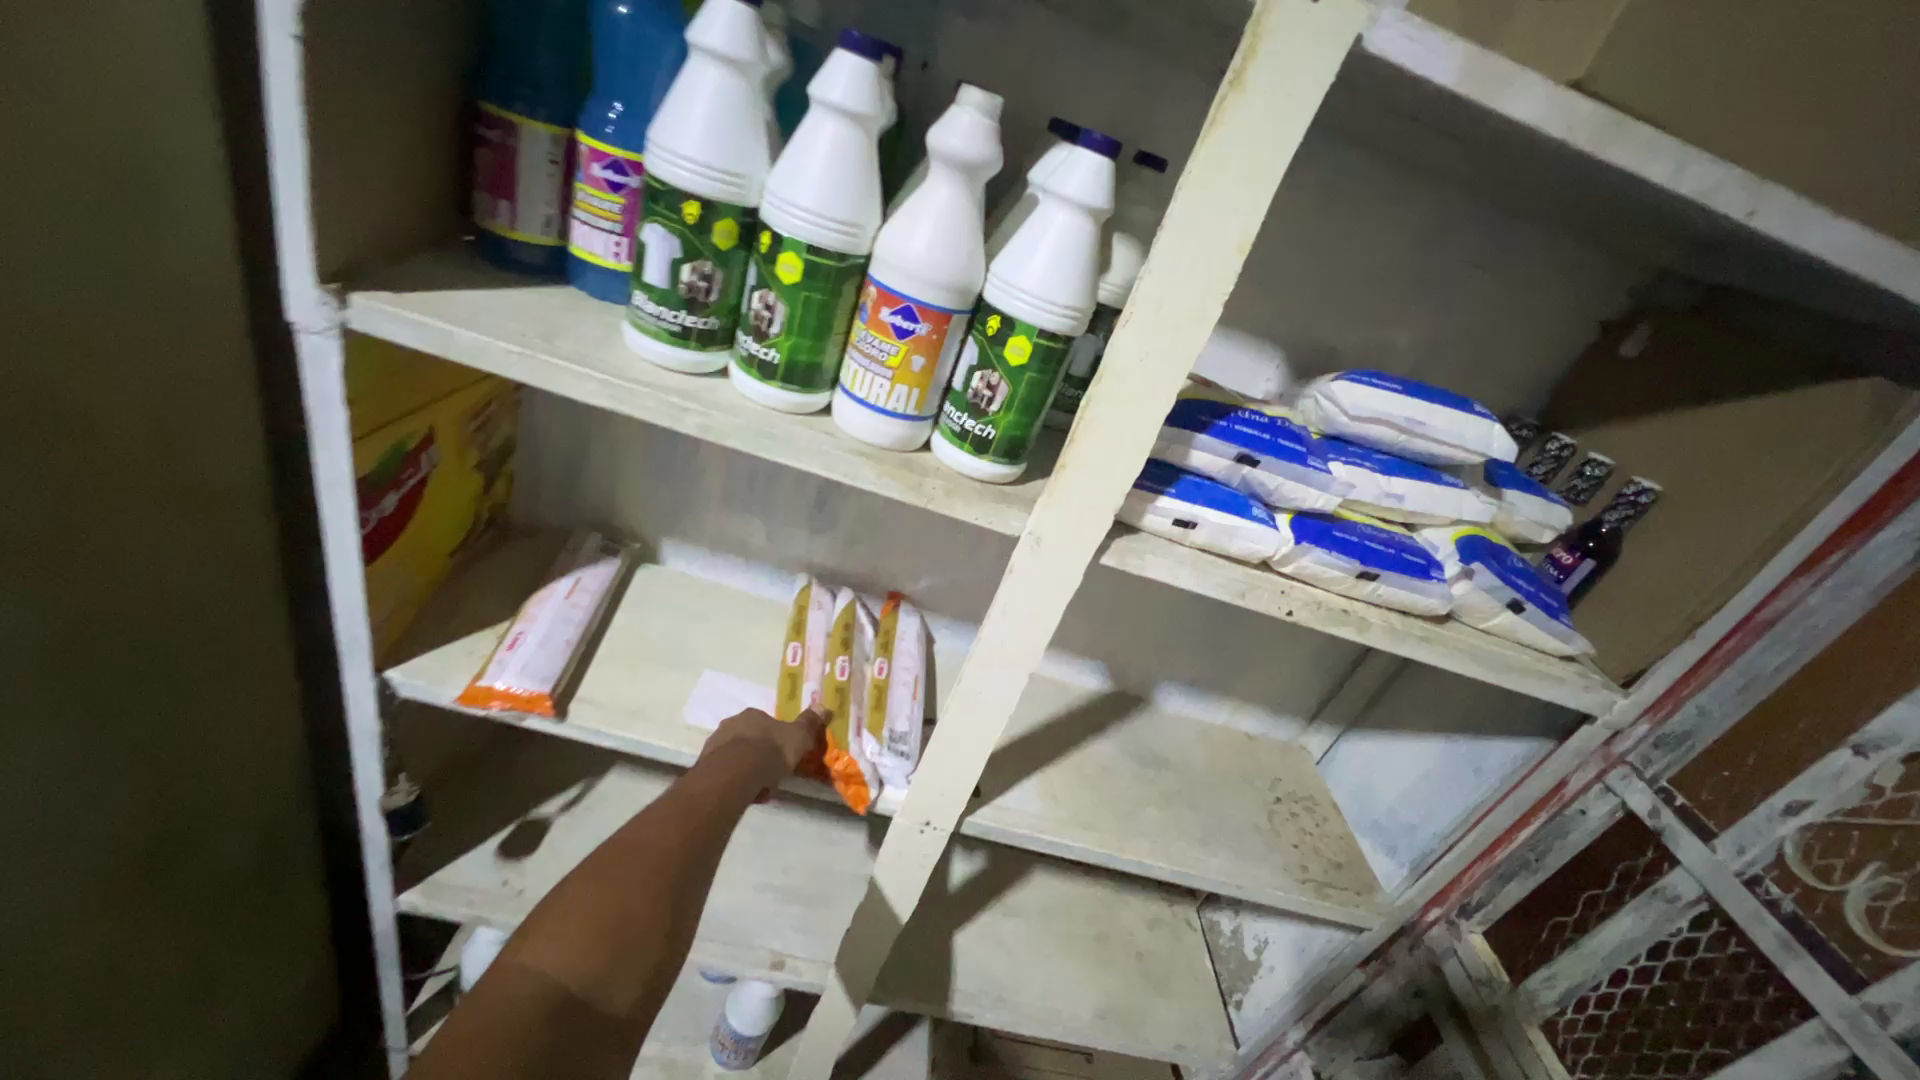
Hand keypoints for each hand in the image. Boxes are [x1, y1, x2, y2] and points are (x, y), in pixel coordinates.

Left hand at [700, 708, 824, 797]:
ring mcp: (714, 745)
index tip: (784, 757)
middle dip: (761, 757)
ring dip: (749, 772)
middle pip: (750, 741)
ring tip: (761, 789)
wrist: (735, 774)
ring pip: (737, 759)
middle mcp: (731, 724)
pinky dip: (737, 783)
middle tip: (772, 775)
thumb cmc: (770, 751)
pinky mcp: (704, 766)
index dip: (777, 741)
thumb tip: (824, 706)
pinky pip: (726, 774)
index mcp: (753, 715)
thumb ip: (810, 723)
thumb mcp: (799, 737)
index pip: (767, 725)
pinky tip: (747, 795)